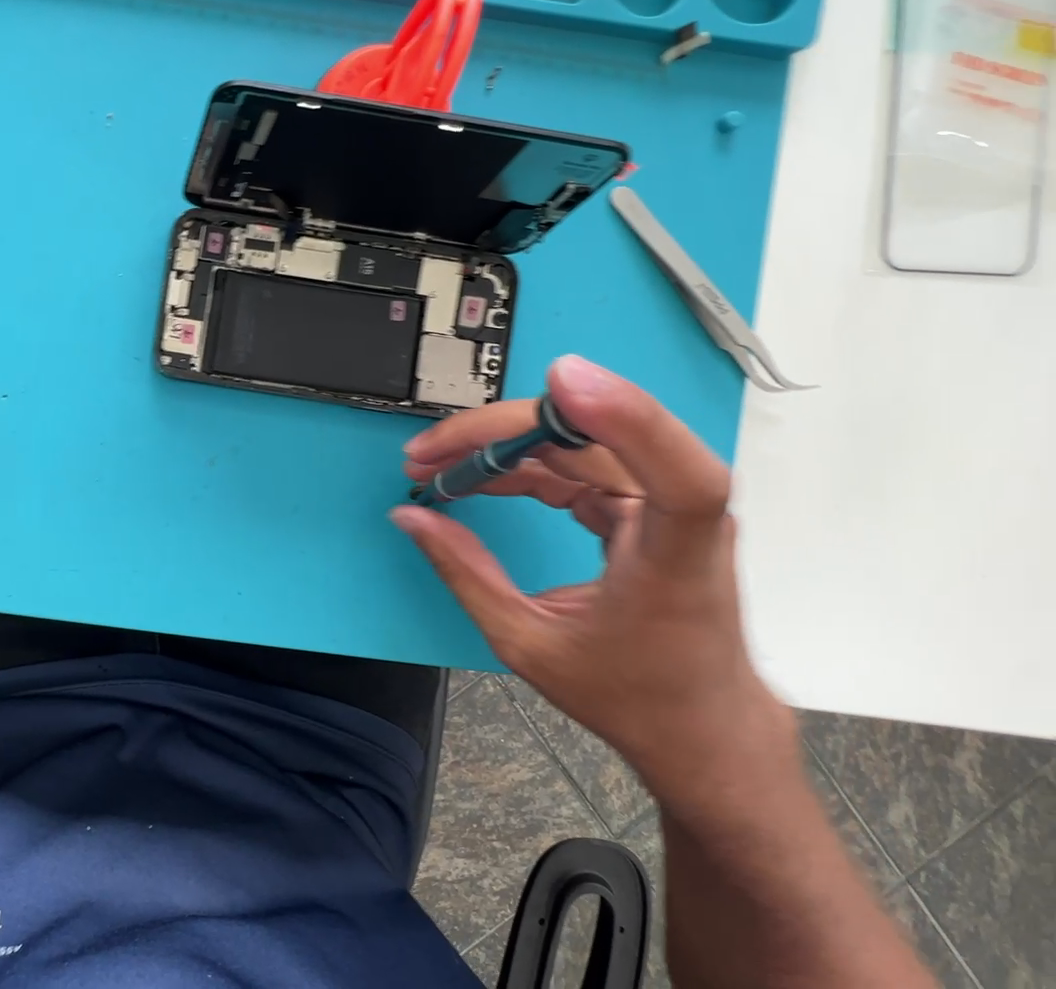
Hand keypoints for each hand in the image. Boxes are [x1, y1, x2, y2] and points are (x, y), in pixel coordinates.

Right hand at [392, 355, 788, 793]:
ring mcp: (663, 507)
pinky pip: (577, 467)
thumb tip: (411, 515)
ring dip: (501, 447)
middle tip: (425, 453)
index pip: (679, 473)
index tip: (562, 382)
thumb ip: (465, 572)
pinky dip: (522, 468)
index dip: (627, 417)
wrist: (697, 726)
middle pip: (594, 440)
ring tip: (435, 465)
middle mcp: (679, 517)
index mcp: (674, 558)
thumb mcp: (527, 641)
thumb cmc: (629, 695)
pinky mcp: (644, 508)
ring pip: (578, 445)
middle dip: (499, 435)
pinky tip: (476, 479)